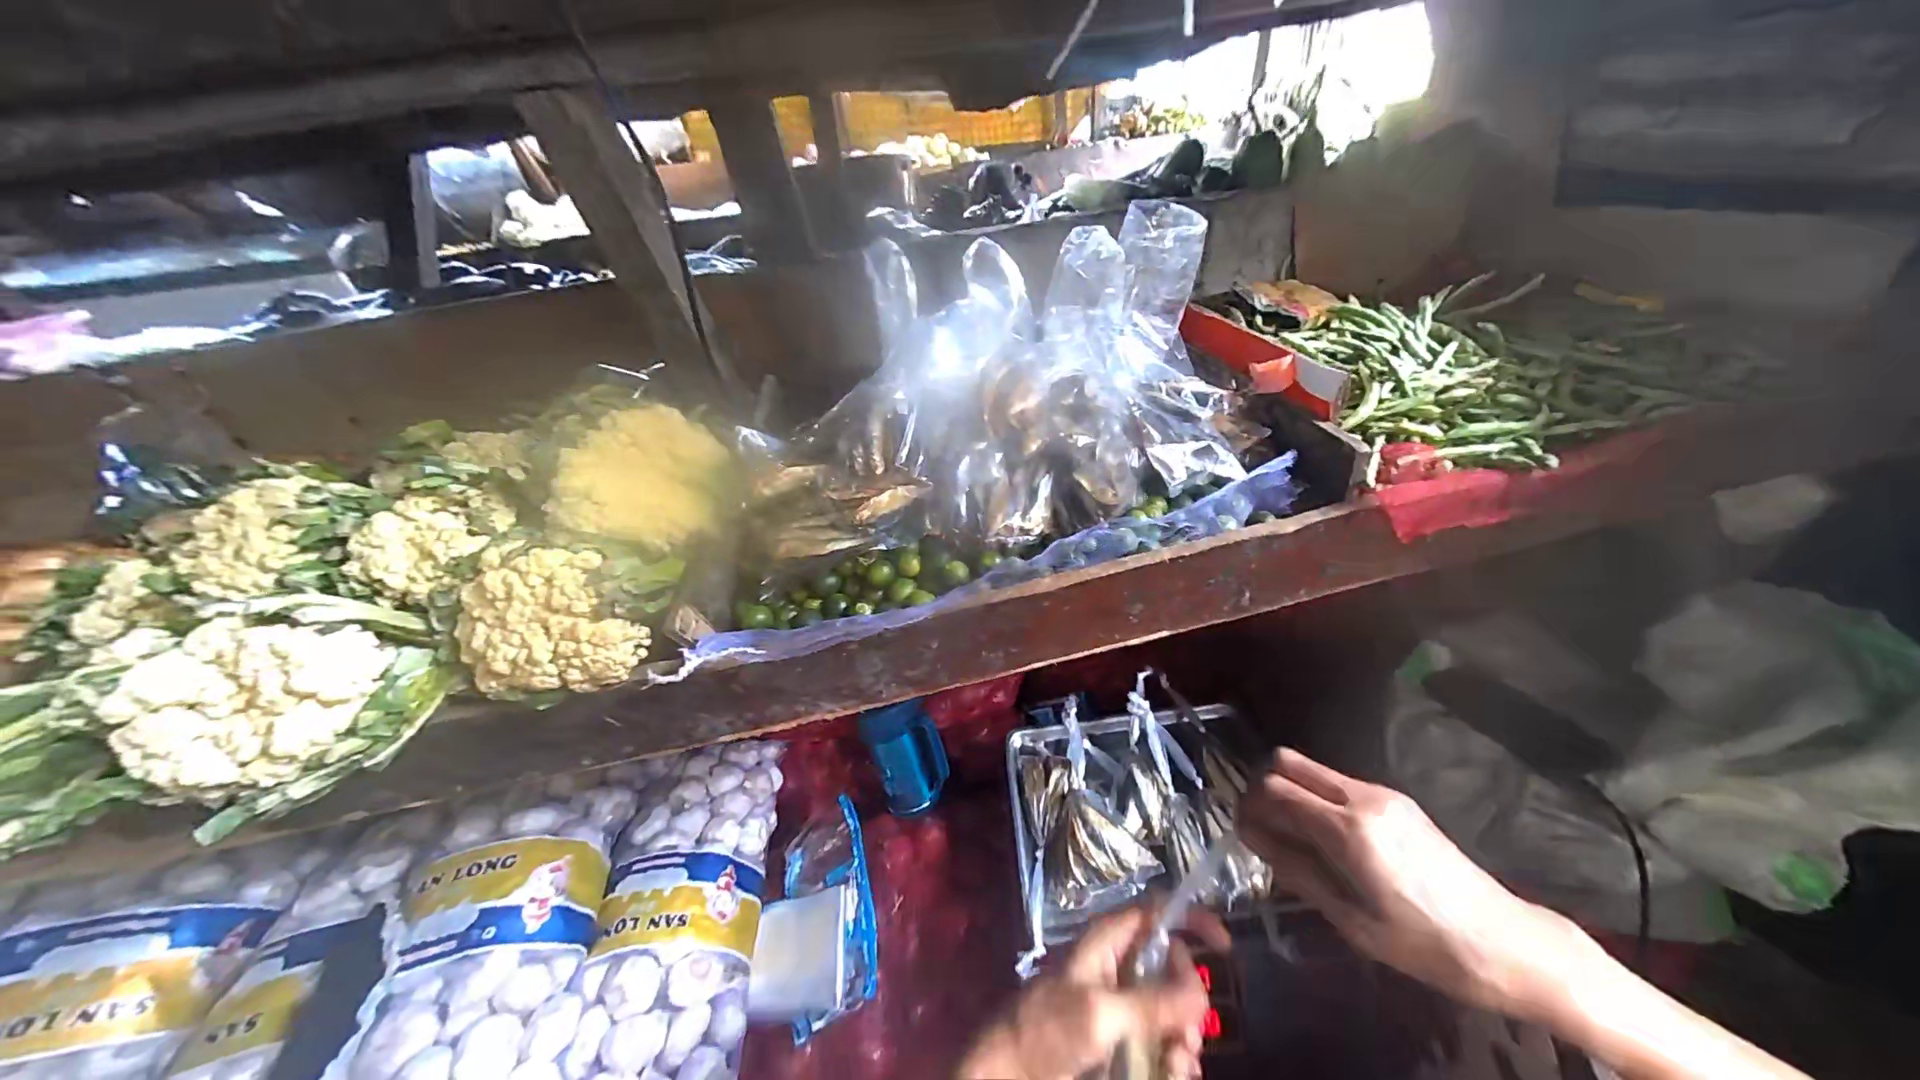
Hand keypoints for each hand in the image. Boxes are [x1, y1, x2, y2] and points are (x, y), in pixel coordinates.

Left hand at [955, 904, 1225, 1079]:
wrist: (1013, 1072)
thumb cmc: (1048, 1030)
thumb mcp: (1100, 1013)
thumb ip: (1151, 1002)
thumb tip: (1200, 993)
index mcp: (1107, 942)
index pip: (1154, 912)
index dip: (1188, 918)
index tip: (1224, 945)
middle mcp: (1117, 966)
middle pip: (1171, 966)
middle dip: (1189, 997)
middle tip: (1190, 1031)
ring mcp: (1119, 1004)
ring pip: (1170, 1008)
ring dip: (1184, 1036)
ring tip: (1179, 1063)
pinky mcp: (1120, 1038)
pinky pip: (1160, 1040)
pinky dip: (1174, 1057)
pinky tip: (1175, 1073)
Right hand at [1235, 749, 1593, 1020]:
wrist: (1508, 945)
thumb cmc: (1425, 946)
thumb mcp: (1350, 920)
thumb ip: (1295, 869)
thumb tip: (1251, 834)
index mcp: (1348, 830)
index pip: (1273, 788)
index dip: (1247, 805)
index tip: (1242, 830)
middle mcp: (1361, 797)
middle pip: (1285, 761)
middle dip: (1262, 787)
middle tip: (1261, 825)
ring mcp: (1381, 794)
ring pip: (1310, 768)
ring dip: (1289, 790)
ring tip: (1291, 835)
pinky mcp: (1396, 800)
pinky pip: (1335, 783)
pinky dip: (1314, 797)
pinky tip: (1325, 838)